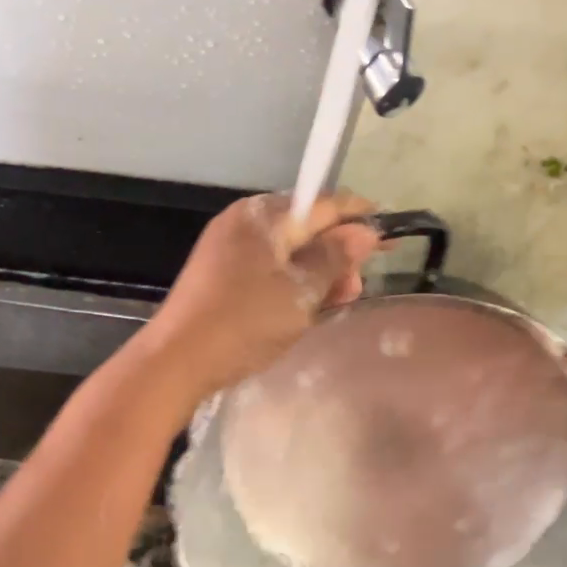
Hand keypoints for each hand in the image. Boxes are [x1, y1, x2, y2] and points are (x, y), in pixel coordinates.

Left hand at [135, 193, 382, 405]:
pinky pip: (267, 273)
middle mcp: (242, 223)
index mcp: (262, 215)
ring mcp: (226, 252)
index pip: (324, 204)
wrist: (176, 362)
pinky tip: (303, 311)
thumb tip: (364, 232)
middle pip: (304, 229)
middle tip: (355, 289)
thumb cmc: (242, 323)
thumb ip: (334, 259)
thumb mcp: (299, 292)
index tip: (390, 236)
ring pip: (286, 255)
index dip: (360, 219)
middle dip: (336, 255)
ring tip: (334, 305)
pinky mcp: (218, 280)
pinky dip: (290, 287)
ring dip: (316, 276)